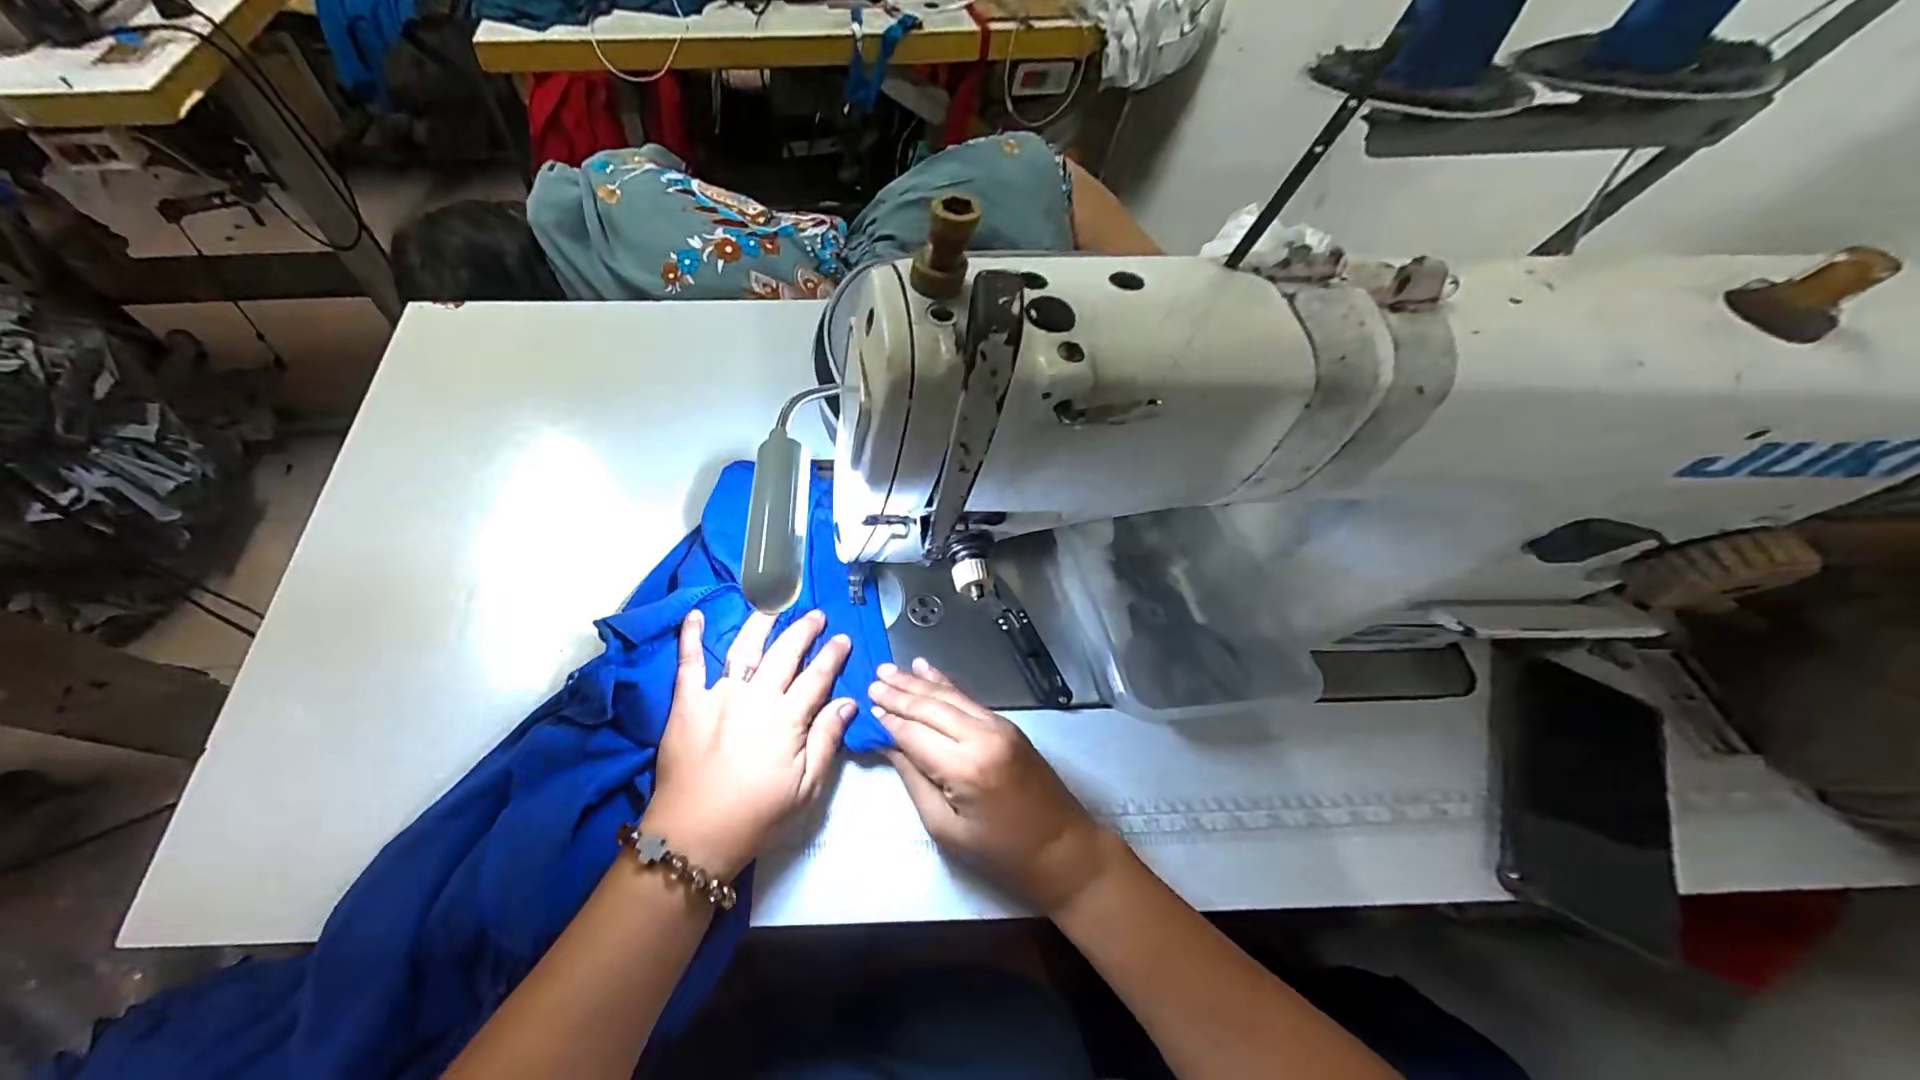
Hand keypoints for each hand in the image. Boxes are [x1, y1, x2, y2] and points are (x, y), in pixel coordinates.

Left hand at [643, 608, 854, 879]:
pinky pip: (689, 664)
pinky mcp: (687, 704)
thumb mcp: (807, 789)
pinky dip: (691, 637)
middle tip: (816, 615)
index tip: (843, 638)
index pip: (817, 677)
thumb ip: (826, 740)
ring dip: (761, 623)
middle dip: (804, 631)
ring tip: (772, 605)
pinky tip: (695, 614)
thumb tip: (848, 702)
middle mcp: (756, 698)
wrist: (693, 837)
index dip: (832, 655)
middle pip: (785, 654)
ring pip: (744, 649)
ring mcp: (719, 697)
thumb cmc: (757, 817)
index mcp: (787, 719)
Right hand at [871, 659, 1121, 912]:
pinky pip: (969, 700)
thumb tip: (890, 746)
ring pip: (951, 696)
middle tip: (872, 679)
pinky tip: (927, 670)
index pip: (915, 733)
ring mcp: (999, 726)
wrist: (1063, 848)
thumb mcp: (947, 828)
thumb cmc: (1002, 852)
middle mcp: (982, 736)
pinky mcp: (1008, 726)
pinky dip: (946, 684)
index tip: (865, 706)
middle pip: (932, 707)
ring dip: (918, 682)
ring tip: (890, 669)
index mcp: (965, 766)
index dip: (889, 720)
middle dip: (900, 693)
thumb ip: (916, 781)